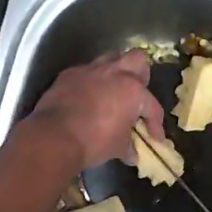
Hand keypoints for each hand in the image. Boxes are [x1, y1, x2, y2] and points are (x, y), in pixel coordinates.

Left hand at [26, 50, 168, 171]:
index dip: (156, 125)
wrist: (55, 136)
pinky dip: (91, 83)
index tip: (155, 138)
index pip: (152, 106)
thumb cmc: (95, 142)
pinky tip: (88, 97)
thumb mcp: (118, 147)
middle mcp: (114, 73)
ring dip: (116, 72)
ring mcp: (90, 70)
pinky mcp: (69, 74)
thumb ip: (128, 146)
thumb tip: (131, 153)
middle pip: (137, 60)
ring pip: (111, 58)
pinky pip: (86, 72)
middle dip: (141, 76)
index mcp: (133, 90)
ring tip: (114, 90)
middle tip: (137, 95)